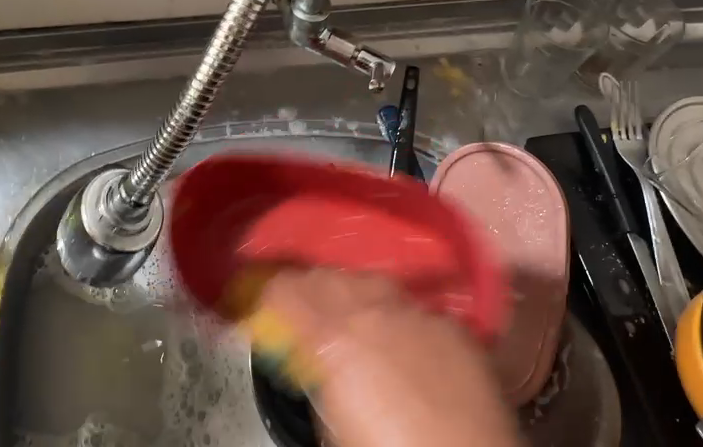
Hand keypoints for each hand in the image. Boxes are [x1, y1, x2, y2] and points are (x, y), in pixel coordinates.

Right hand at [248, 268, 522, 446]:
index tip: (251, 307)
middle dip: (302, 291)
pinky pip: (411, 306)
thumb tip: (310, 366)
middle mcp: (370, 309)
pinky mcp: (452, 328)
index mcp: (331, 336)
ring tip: (344, 321)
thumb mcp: (329, 424)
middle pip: (321, 276)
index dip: (260, 296)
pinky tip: (398, 341)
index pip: (280, 289)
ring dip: (348, 295)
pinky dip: (395, 317)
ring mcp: (415, 313)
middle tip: (292, 315)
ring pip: (367, 281)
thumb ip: (314, 378)